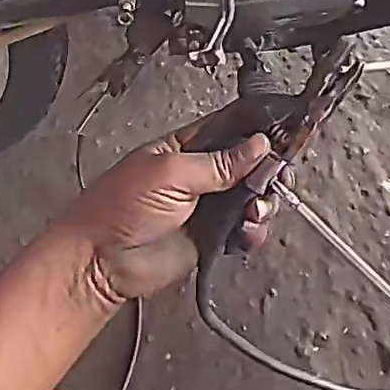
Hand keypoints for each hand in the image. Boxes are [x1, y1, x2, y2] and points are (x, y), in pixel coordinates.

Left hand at [56, 110, 277, 305]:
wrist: (103, 262)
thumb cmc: (120, 208)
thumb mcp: (170, 172)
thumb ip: (218, 161)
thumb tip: (258, 145)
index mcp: (187, 146)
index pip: (231, 127)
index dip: (259, 128)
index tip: (286, 131)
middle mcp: (201, 173)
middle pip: (250, 163)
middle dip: (269, 169)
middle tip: (276, 176)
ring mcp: (209, 205)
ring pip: (254, 197)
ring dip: (263, 202)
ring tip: (253, 210)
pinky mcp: (213, 236)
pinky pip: (246, 229)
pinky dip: (253, 230)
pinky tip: (246, 231)